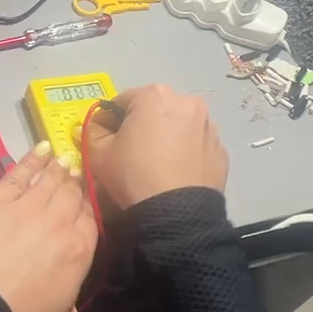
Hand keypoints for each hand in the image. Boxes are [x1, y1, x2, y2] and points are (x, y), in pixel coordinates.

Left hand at [0, 141, 97, 311]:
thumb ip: (72, 304)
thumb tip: (69, 300)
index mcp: (80, 252)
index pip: (91, 219)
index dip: (90, 204)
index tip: (89, 194)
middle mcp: (59, 222)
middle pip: (71, 195)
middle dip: (76, 181)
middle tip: (77, 169)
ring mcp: (28, 206)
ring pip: (49, 180)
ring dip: (58, 168)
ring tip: (63, 158)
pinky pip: (19, 173)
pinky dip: (32, 159)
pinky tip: (41, 148)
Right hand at [84, 84, 228, 208]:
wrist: (178, 215)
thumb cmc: (133, 174)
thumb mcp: (98, 153)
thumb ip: (92, 131)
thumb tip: (95, 125)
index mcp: (153, 96)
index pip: (121, 101)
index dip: (108, 120)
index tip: (104, 140)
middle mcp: (186, 102)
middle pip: (152, 109)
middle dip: (140, 125)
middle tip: (129, 151)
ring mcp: (208, 126)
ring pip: (177, 125)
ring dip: (165, 136)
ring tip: (155, 164)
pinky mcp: (220, 150)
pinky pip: (195, 144)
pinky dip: (184, 152)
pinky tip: (174, 173)